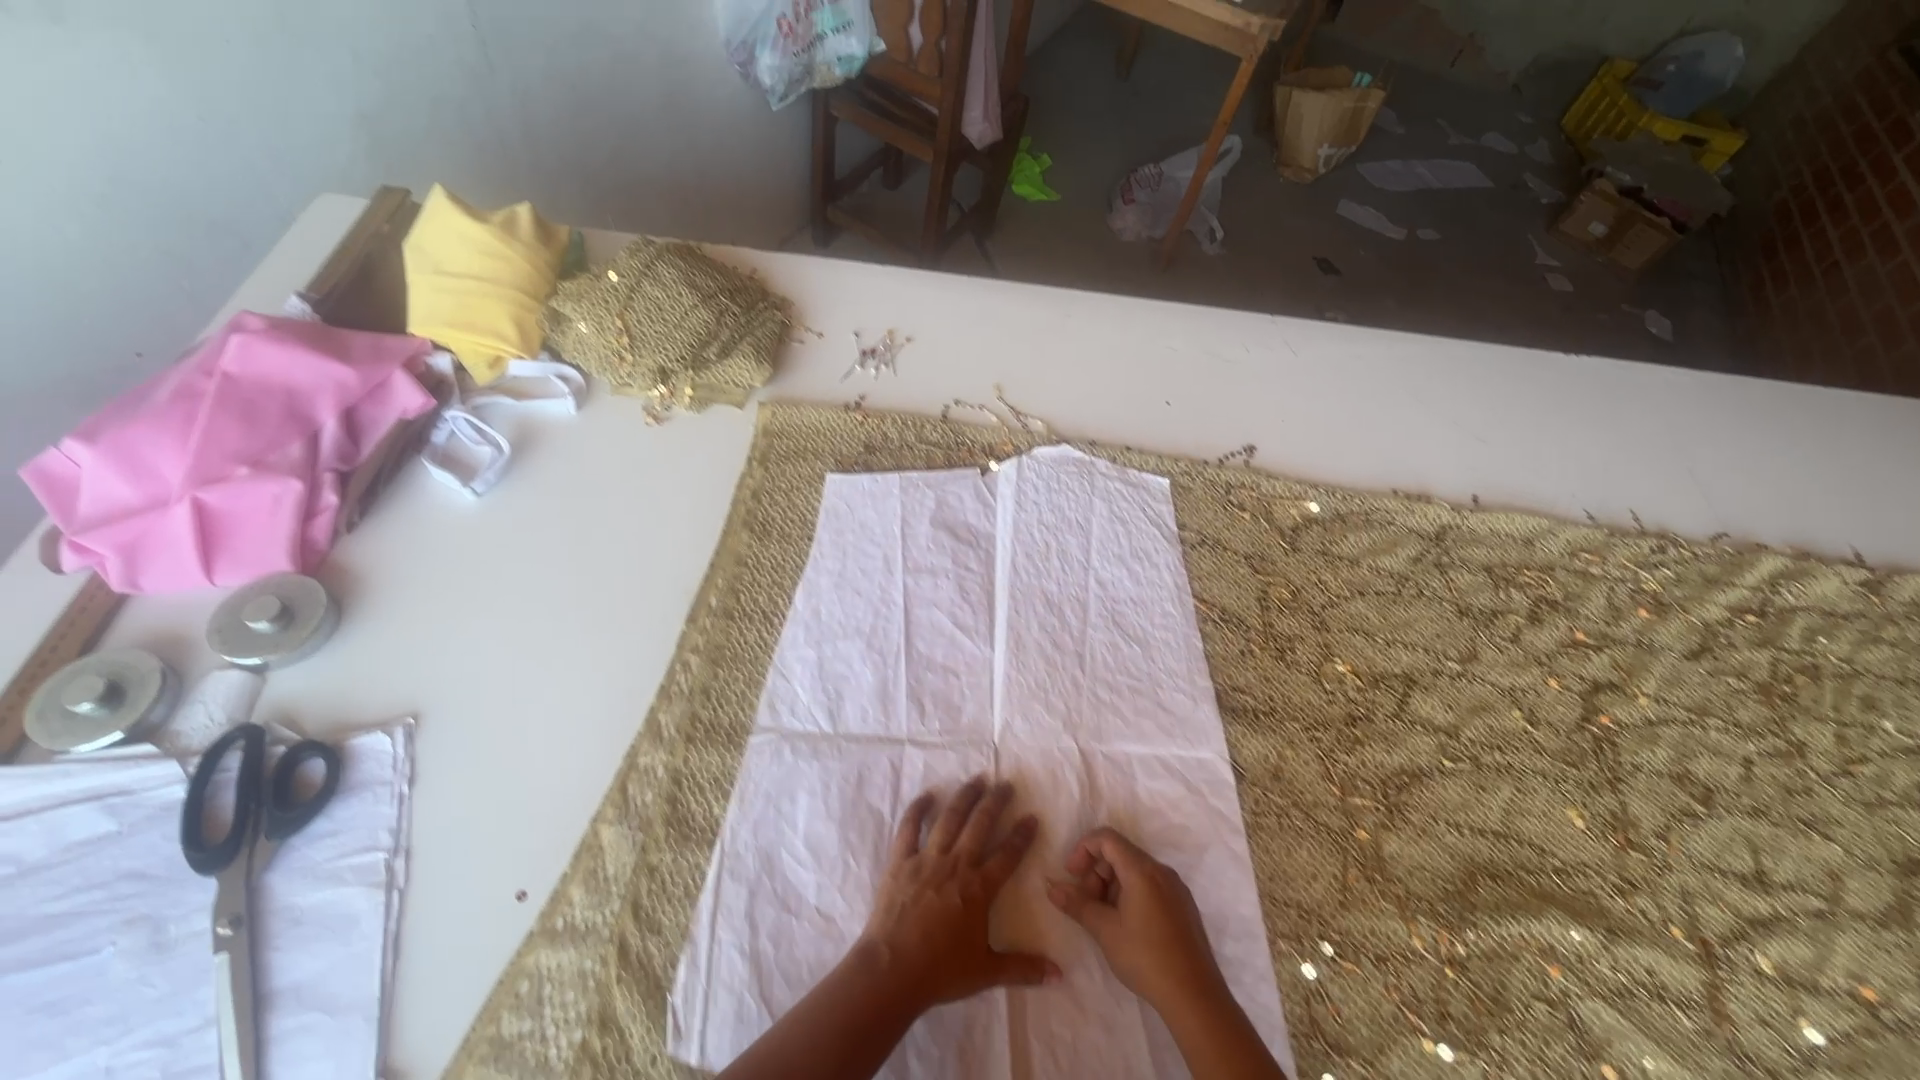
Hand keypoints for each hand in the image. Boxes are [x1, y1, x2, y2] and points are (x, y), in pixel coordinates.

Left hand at [855, 777, 1057, 1012]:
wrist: (892, 970)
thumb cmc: (941, 970)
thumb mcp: (987, 971)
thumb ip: (1023, 968)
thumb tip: (1059, 975)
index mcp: (979, 888)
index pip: (1007, 855)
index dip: (1022, 835)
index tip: (1032, 817)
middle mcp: (956, 865)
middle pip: (980, 825)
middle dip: (996, 802)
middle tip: (1006, 784)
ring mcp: (926, 860)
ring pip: (950, 819)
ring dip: (965, 797)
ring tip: (977, 779)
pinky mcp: (900, 862)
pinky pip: (909, 828)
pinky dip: (918, 809)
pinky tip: (927, 795)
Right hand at [1046, 827, 1226, 1014]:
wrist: (1194, 995)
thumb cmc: (1145, 957)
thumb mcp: (1105, 930)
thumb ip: (1077, 904)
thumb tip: (1052, 887)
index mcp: (1142, 871)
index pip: (1107, 838)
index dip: (1083, 849)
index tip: (1071, 875)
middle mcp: (1162, 871)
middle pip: (1121, 854)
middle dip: (1096, 872)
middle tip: (1086, 904)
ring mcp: (1175, 889)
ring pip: (1135, 871)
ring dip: (1111, 886)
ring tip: (1103, 919)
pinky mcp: (1182, 906)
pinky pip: (1150, 886)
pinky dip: (1130, 895)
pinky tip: (1125, 926)